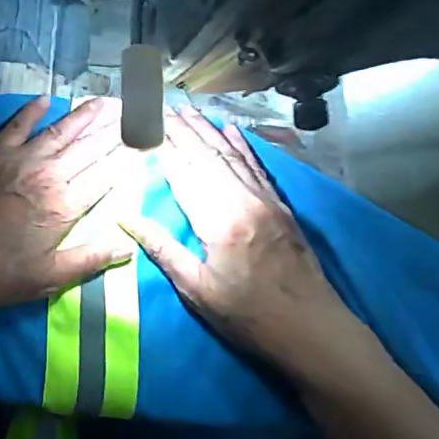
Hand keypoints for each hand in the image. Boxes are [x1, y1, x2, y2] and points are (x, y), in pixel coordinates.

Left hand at [0, 97, 134, 315]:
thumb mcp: (46, 278)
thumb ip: (88, 260)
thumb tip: (127, 248)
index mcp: (64, 206)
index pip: (107, 173)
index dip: (130, 154)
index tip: (149, 139)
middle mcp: (46, 174)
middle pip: (88, 146)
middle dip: (115, 127)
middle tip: (136, 108)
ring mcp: (16, 159)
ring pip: (58, 131)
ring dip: (83, 115)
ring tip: (105, 100)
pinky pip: (15, 126)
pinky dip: (30, 111)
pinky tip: (45, 99)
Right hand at [123, 107, 393, 390]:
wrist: (313, 331)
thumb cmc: (248, 316)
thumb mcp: (196, 289)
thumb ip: (162, 249)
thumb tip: (125, 218)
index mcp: (220, 220)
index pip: (183, 173)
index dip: (161, 148)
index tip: (142, 126)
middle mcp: (244, 200)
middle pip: (207, 156)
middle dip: (182, 130)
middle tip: (159, 108)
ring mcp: (266, 200)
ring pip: (231, 156)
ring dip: (206, 131)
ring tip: (186, 110)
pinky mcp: (279, 206)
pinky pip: (256, 167)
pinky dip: (241, 146)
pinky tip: (230, 130)